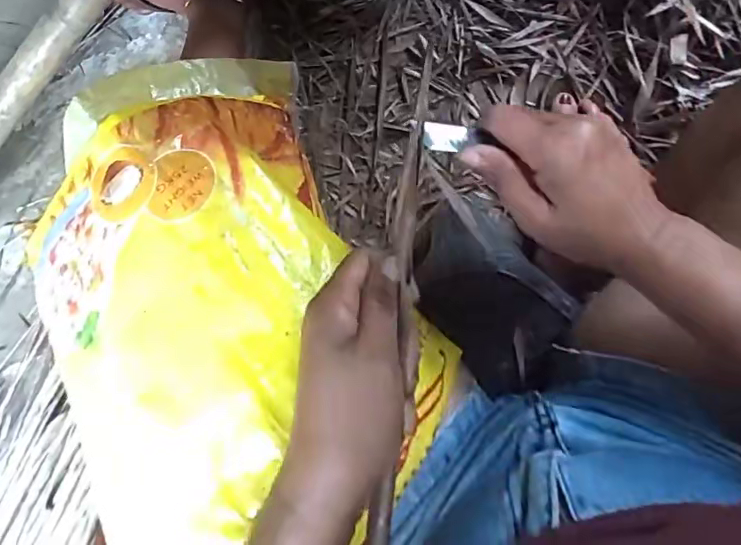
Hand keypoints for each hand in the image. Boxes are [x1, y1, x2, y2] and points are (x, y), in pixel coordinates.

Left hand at [275, 248, 407, 519]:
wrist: (331, 484)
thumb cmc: (357, 413)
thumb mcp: (378, 350)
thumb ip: (382, 300)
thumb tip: (386, 256)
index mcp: (331, 305)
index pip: (364, 261)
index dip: (391, 276)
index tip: (409, 305)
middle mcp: (331, 320)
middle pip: (380, 300)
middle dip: (400, 332)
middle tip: (399, 364)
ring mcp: (338, 349)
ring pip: (386, 336)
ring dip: (400, 365)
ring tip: (396, 394)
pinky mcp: (348, 376)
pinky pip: (380, 365)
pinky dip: (392, 386)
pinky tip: (392, 411)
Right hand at [462, 99, 673, 271]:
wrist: (646, 236)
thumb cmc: (587, 236)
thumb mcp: (536, 219)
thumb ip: (502, 179)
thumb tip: (469, 151)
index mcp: (551, 146)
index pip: (499, 115)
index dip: (486, 133)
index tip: (492, 159)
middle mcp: (571, 123)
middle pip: (520, 113)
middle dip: (512, 138)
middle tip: (525, 175)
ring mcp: (592, 121)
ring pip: (543, 114)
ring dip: (536, 136)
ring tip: (551, 171)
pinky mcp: (605, 125)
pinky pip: (568, 116)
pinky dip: (560, 131)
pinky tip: (570, 158)